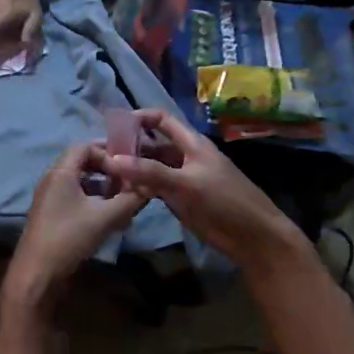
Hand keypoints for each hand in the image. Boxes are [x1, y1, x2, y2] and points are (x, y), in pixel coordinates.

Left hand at [6, 143, 149, 306]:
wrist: (37, 274)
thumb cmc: (69, 238)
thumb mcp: (105, 217)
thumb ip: (130, 198)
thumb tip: (151, 185)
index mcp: (60, 172)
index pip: (84, 146)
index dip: (108, 151)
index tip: (128, 164)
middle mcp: (52, 180)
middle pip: (82, 163)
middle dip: (108, 171)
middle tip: (130, 181)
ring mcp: (49, 199)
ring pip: (80, 183)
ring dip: (103, 189)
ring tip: (125, 203)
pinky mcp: (51, 216)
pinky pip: (75, 199)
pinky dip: (93, 203)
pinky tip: (112, 220)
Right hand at [101, 109, 302, 266]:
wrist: (251, 235)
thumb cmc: (223, 201)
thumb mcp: (186, 183)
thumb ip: (150, 171)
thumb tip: (113, 159)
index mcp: (192, 144)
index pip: (162, 120)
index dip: (139, 118)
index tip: (113, 127)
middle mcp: (185, 157)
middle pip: (153, 145)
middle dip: (130, 147)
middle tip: (102, 155)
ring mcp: (183, 179)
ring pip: (153, 168)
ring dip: (133, 169)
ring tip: (106, 174)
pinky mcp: (181, 199)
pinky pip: (156, 187)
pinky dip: (140, 187)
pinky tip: (123, 192)